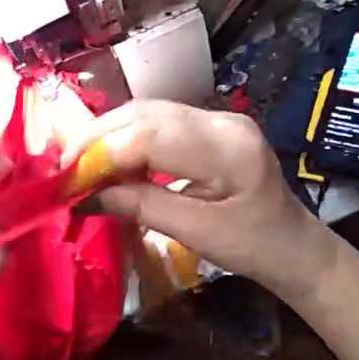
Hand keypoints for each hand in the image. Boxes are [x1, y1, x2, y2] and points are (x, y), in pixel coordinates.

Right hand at [62, 100, 343, 298]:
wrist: (293, 244)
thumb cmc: (252, 246)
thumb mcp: (196, 233)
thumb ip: (141, 207)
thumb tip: (86, 196)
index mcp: (228, 148)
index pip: (150, 136)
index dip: (102, 153)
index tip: (68, 179)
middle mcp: (223, 121)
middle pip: (145, 114)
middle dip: (98, 138)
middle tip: (65, 169)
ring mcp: (218, 118)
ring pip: (147, 112)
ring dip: (108, 136)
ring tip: (81, 166)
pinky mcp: (209, 126)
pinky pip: (158, 122)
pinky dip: (127, 139)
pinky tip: (111, 161)